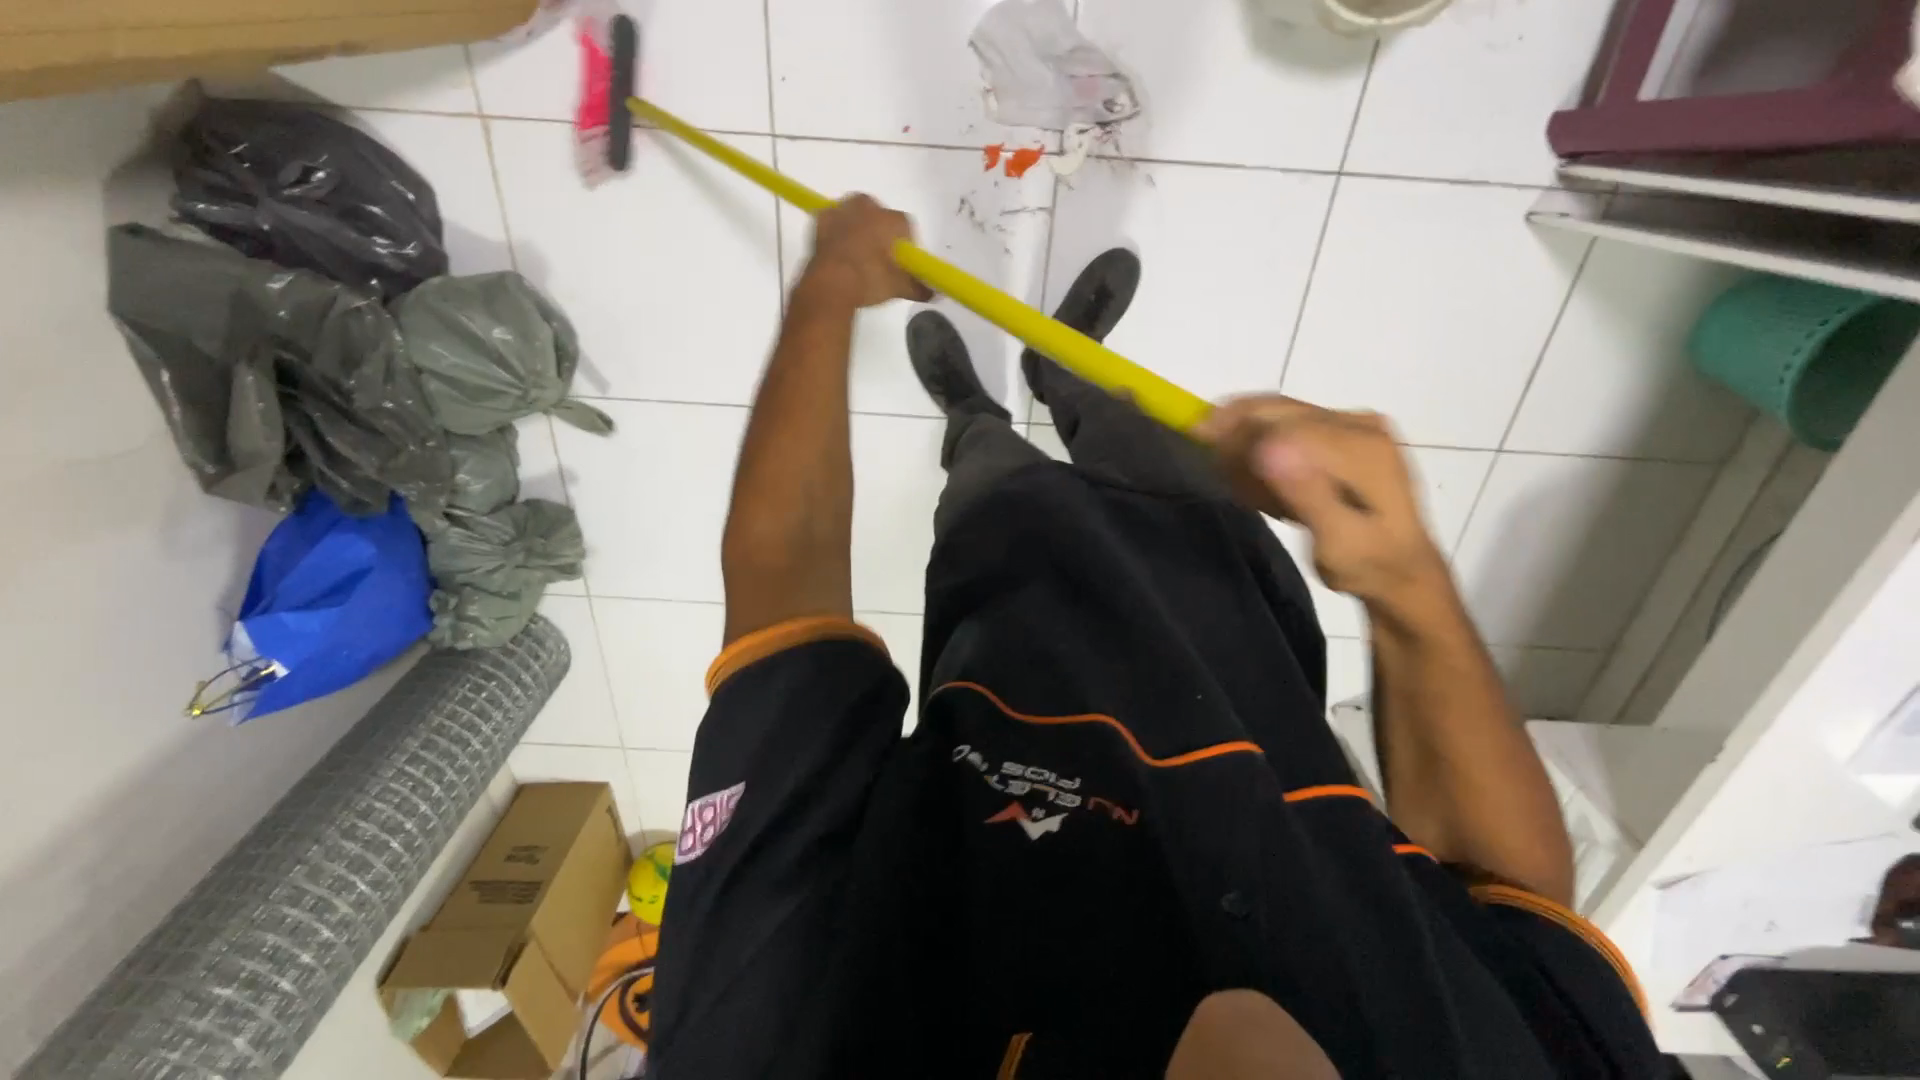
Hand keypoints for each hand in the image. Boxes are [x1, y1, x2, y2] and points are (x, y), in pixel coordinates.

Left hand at [801, 194, 933, 307]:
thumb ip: (918, 287)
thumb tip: (934, 293)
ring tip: (857, 255)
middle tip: (878, 256)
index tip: (901, 261)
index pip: (905, 226)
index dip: (904, 244)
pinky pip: (834, 220)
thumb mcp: (898, 287)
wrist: (829, 284)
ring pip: (856, 214)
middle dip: (880, 230)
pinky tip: (838, 250)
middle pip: (879, 214)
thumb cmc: (869, 280)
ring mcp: (842, 211)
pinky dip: (837, 231)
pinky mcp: (821, 219)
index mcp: (891, 220)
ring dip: (858, 227)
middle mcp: (869, 207)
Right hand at [1196, 395, 1449, 617]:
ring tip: (1236, 481)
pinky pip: (1290, 424)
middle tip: (1214, 471)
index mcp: (1362, 447)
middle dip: (1237, 435)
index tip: (1213, 468)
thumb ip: (1307, 494)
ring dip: (1246, 440)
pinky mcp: (1345, 433)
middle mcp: (1360, 424)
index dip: (1239, 439)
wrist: (1403, 571)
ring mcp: (1354, 425)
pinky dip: (1262, 445)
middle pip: (1280, 411)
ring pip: (1280, 414)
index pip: (1284, 424)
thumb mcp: (1337, 541)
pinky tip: (1259, 480)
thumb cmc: (1368, 564)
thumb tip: (1270, 448)